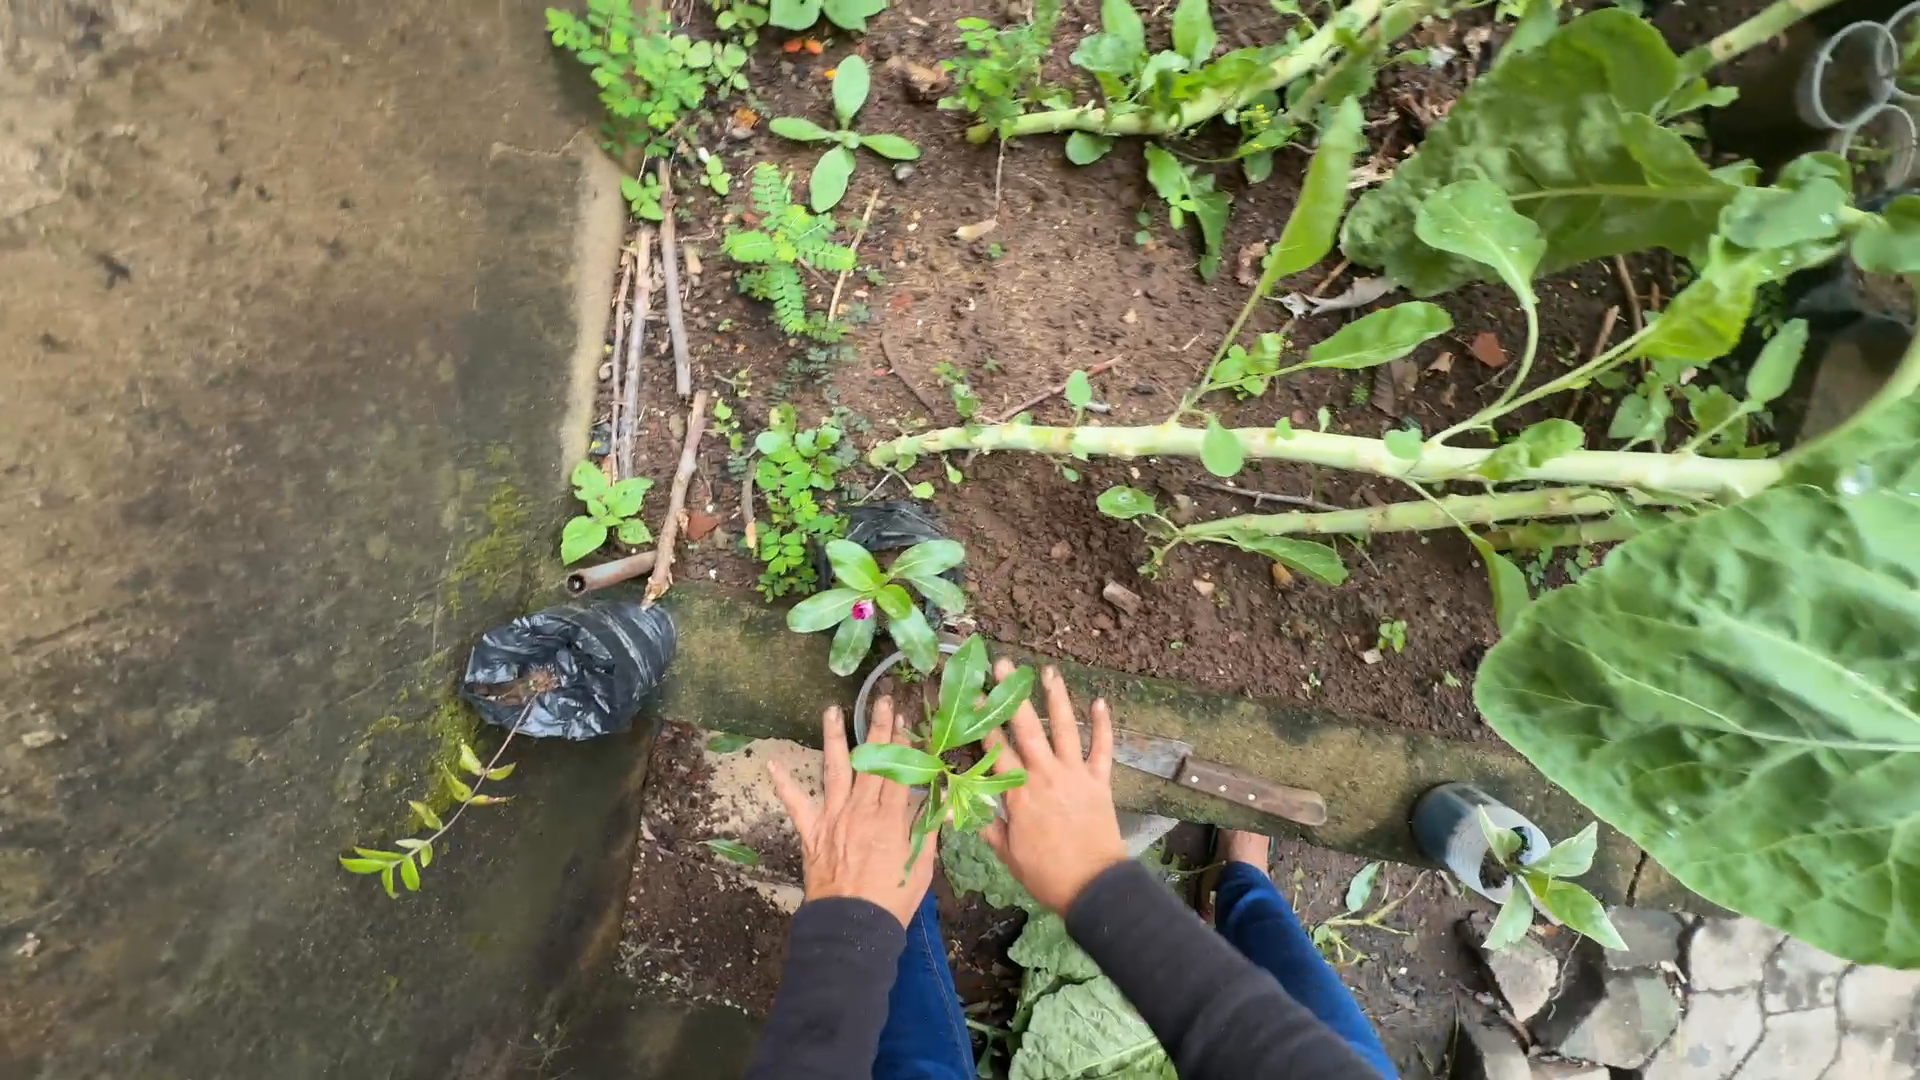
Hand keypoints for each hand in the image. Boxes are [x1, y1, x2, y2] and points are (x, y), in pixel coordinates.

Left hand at [768, 698, 937, 926]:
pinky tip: (773, 764)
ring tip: (831, 711)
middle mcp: (860, 810)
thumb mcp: (921, 865)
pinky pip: (796, 805)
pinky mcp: (812, 832)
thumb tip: (943, 797)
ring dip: (834, 738)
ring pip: (835, 770)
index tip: (904, 717)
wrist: (852, 929)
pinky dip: (784, 785)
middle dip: (877, 728)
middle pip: (872, 761)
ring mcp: (833, 818)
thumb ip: (929, 827)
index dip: (902, 742)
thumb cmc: (892, 899)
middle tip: (880, 700)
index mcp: (890, 818)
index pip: (898, 770)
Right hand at [981, 663, 1126, 912]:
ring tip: (1049, 671)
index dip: (984, 720)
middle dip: (1012, 695)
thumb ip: (986, 825)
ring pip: (1064, 728)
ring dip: (1056, 697)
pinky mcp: (1099, 781)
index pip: (996, 748)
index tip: (975, 695)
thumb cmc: (1046, 874)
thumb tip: (956, 808)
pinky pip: (1102, 748)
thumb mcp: (1008, 854)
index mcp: (1018, 793)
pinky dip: (1102, 725)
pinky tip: (1100, 701)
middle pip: (1026, 728)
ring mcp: (1074, 775)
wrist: (1094, 888)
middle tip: (1004, 666)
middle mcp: (1044, 775)